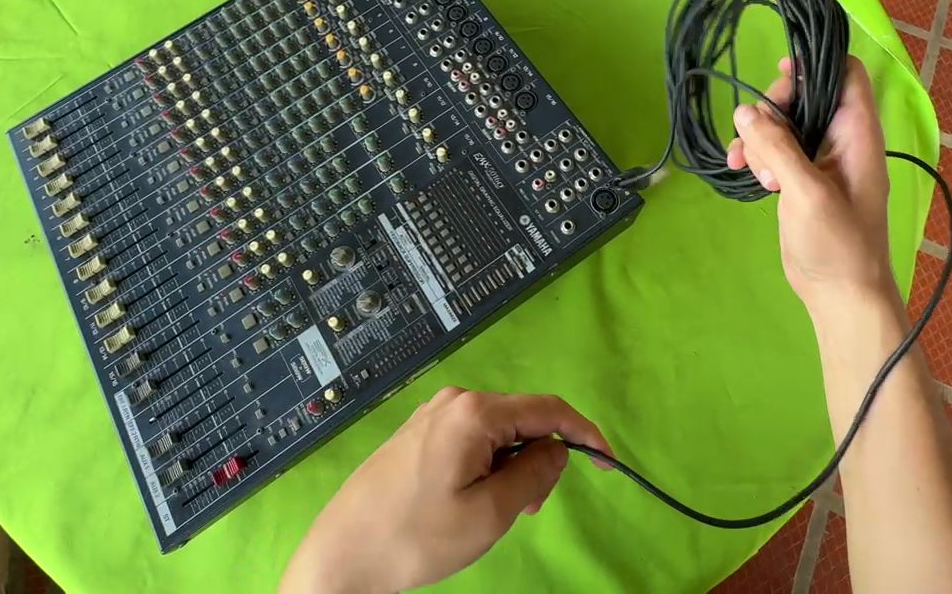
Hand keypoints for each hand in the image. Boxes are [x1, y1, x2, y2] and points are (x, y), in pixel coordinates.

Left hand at [280, 388, 611, 593]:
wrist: (343, 551)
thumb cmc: (417, 536)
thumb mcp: (489, 514)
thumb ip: (533, 475)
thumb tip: (558, 448)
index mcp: (474, 411)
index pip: (547, 409)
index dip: (584, 433)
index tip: (609, 463)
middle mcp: (456, 399)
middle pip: (522, 420)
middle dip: (539, 461)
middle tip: (528, 512)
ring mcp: (435, 413)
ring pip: (498, 433)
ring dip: (513, 468)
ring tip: (497, 514)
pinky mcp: (421, 431)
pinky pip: (473, 439)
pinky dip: (489, 466)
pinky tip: (475, 500)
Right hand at [725, 56, 895, 315]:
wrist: (839, 293)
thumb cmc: (838, 242)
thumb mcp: (807, 191)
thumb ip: (777, 147)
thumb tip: (744, 112)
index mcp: (858, 134)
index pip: (847, 75)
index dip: (817, 63)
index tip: (780, 70)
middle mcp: (840, 139)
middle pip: (804, 96)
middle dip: (772, 110)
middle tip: (754, 132)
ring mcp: (818, 159)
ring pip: (781, 123)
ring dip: (757, 136)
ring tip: (749, 167)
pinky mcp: (799, 177)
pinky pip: (772, 149)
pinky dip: (754, 154)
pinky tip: (742, 171)